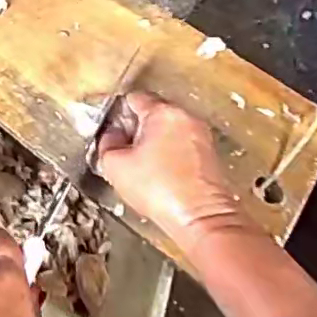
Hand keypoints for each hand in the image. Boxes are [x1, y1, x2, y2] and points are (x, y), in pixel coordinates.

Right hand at [96, 93, 256, 251]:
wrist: (201, 218)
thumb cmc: (158, 188)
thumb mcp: (116, 166)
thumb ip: (107, 143)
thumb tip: (112, 135)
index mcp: (162, 111)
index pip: (134, 98)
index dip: (118, 114)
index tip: (112, 133)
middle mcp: (184, 116)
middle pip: (153, 111)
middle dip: (136, 127)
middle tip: (124, 151)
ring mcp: (200, 134)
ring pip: (169, 128)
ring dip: (154, 140)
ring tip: (143, 166)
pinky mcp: (209, 153)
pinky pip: (183, 143)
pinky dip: (171, 152)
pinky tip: (162, 174)